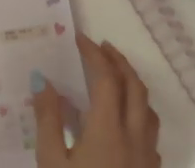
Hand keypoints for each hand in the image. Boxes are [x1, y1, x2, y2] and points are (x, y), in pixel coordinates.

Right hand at [34, 34, 158, 167]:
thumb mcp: (51, 161)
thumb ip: (48, 119)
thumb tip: (43, 81)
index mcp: (108, 128)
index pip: (107, 78)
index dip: (94, 54)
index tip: (79, 38)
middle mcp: (135, 137)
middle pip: (136, 88)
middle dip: (119, 62)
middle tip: (100, 47)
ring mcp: (148, 157)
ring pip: (148, 109)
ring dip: (133, 85)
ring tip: (113, 77)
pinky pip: (150, 132)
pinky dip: (137, 112)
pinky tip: (120, 122)